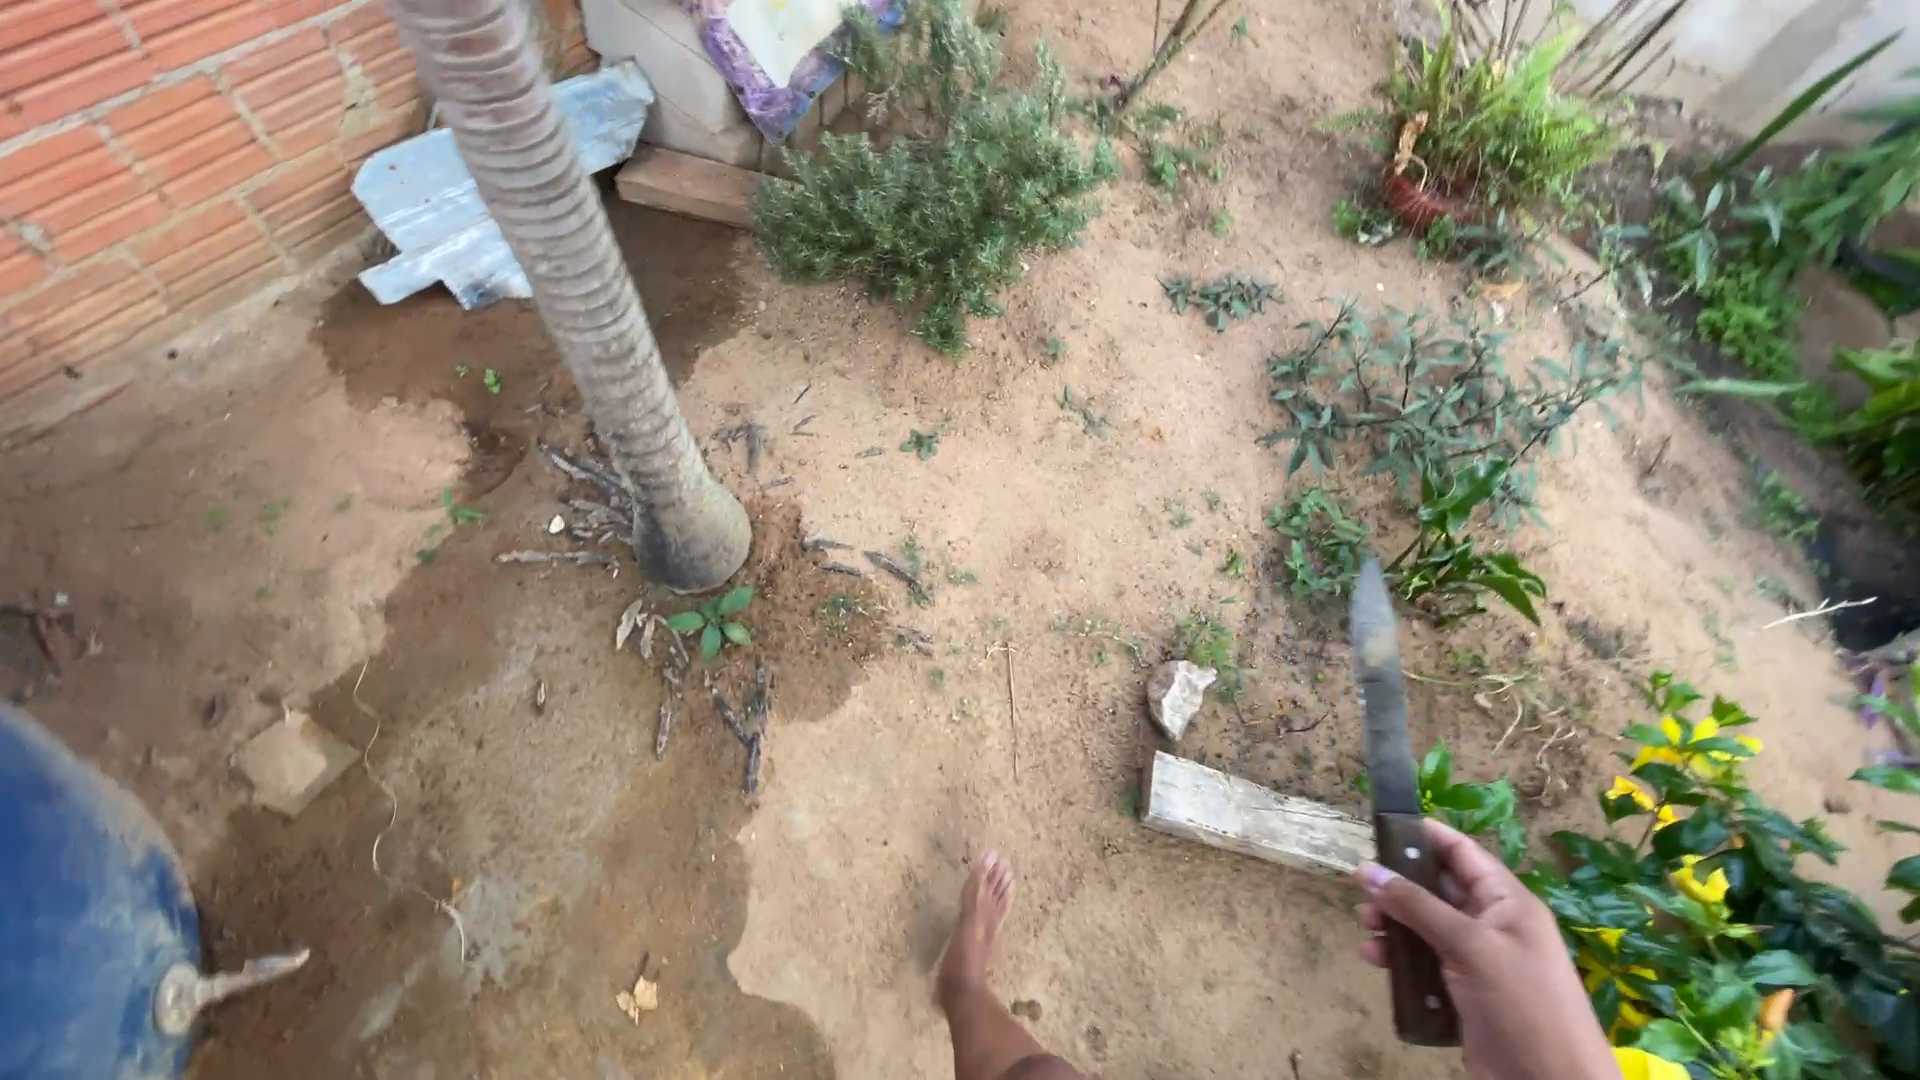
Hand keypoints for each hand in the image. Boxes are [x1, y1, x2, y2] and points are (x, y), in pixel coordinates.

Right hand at [1355, 818, 1617, 1079]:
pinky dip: (1396, 955)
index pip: (1461, 852)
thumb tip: (1365, 869)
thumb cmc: (1523, 1005)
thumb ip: (1416, 905)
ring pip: (1420, 923)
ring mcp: (1475, 958)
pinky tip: (1377, 960)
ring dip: (1390, 921)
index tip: (1380, 827)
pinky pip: (1419, 958)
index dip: (1423, 835)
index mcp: (1506, 902)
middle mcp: (1490, 923)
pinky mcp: (1459, 989)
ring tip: (1367, 928)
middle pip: (1433, 887)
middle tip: (1362, 889)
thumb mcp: (1470, 946)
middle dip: (1396, 884)